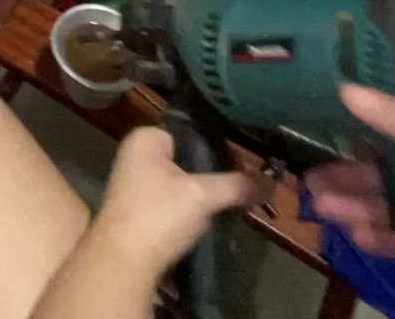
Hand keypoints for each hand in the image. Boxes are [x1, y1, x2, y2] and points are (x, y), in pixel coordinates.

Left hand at [100, 127, 258, 269]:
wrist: (124, 259)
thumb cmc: (159, 215)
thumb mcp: (202, 196)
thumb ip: (235, 185)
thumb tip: (269, 182)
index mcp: (145, 138)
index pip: (191, 135)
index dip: (219, 152)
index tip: (246, 171)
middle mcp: (137, 154)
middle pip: (188, 160)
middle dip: (215, 178)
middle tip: (244, 194)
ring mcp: (136, 181)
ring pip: (183, 183)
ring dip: (205, 197)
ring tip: (233, 209)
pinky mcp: (140, 207)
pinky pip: (174, 201)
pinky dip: (192, 210)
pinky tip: (212, 223)